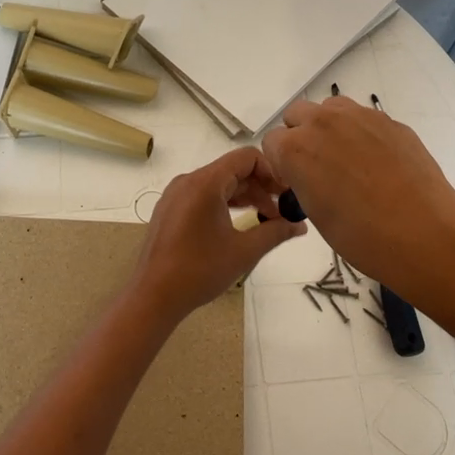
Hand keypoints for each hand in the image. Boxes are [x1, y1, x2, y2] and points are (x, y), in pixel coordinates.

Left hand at [128, 148, 305, 323]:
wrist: (154, 296)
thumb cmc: (200, 271)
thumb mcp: (245, 251)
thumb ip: (276, 232)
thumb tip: (300, 225)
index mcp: (205, 183)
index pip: (246, 157)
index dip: (271, 172)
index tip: (286, 195)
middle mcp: (188, 181)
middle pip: (233, 170)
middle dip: (261, 189)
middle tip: (282, 214)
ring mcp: (176, 195)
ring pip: (218, 184)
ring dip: (245, 198)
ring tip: (265, 222)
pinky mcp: (170, 210)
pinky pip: (203, 196)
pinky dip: (224, 204)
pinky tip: (238, 226)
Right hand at [261, 96, 454, 310]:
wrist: (424, 233)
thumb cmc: (362, 236)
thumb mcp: (317, 215)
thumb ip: (303, 182)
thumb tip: (310, 175)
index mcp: (295, 149)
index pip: (272, 142)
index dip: (281, 164)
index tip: (296, 182)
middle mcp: (323, 123)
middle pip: (298, 115)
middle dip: (301, 136)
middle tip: (318, 168)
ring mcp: (360, 117)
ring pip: (331, 108)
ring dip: (330, 127)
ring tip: (348, 160)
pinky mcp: (390, 121)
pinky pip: (364, 119)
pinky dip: (362, 134)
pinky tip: (379, 164)